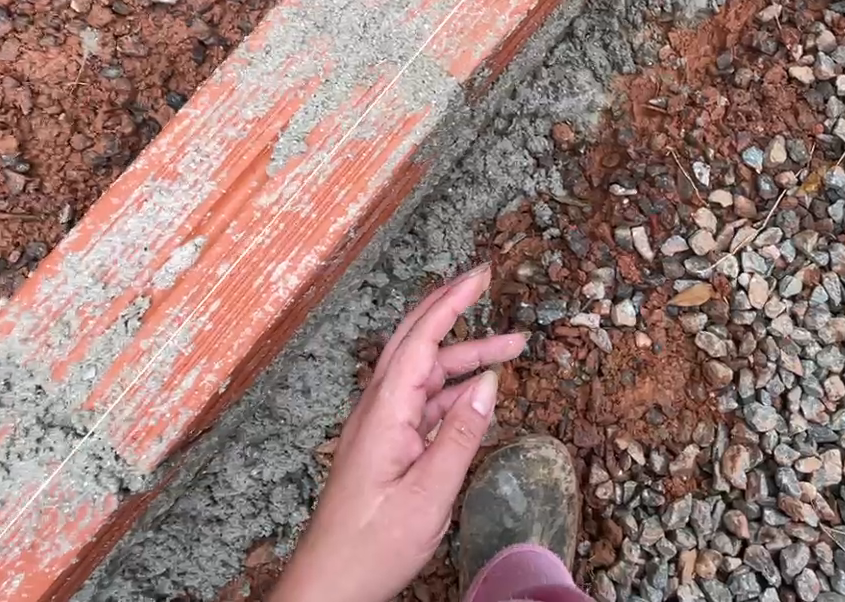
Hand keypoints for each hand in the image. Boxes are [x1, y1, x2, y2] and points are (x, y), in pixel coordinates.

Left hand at [269, 266, 526, 601]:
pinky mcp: (389, 440)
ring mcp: (384, 421)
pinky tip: (481, 396)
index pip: (422, 337)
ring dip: (467, 357)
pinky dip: (456, 391)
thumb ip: (461, 434)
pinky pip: (426, 401)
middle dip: (457, 311)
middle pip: (420, 341)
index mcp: (386, 409)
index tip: (481, 275)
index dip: (452, 301)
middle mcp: (381, 404)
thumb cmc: (374, 545)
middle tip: (489, 285)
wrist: (331, 586)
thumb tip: (490, 382)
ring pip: (428, 372)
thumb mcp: (429, 494)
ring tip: (513, 350)